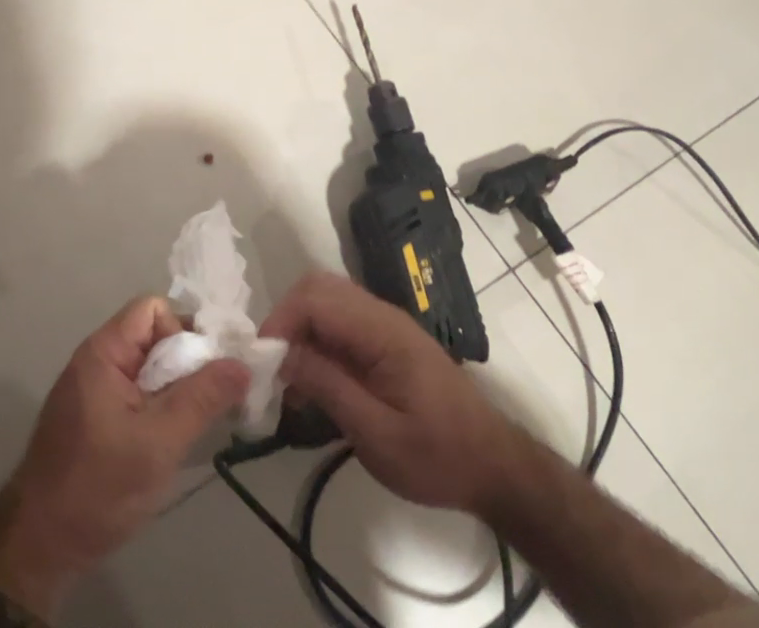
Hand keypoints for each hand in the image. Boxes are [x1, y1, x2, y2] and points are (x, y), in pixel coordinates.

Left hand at [0, 296, 249, 616]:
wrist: (41, 543)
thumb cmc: (98, 487)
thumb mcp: (159, 442)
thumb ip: (202, 398)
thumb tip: (241, 363)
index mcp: (103, 354)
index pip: (152, 310)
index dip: (183, 331)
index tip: (207, 372)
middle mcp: (97, 363)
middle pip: (153, 336)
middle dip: (190, 362)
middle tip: (217, 400)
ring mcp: (95, 392)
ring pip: (149, 368)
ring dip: (180, 388)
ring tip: (204, 421)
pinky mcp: (98, 419)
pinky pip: (139, 394)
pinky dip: (163, 407)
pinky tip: (178, 438)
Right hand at [261, 272, 521, 514]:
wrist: (495, 468)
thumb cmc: (438, 456)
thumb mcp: (376, 433)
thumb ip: (328, 386)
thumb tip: (279, 353)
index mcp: (384, 333)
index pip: (315, 298)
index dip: (280, 322)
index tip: (262, 365)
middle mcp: (383, 318)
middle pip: (317, 289)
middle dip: (285, 321)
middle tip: (271, 369)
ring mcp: (386, 329)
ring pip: (326, 303)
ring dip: (298, 333)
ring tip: (287, 382)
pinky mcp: (386, 345)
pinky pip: (339, 326)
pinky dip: (315, 345)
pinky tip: (312, 387)